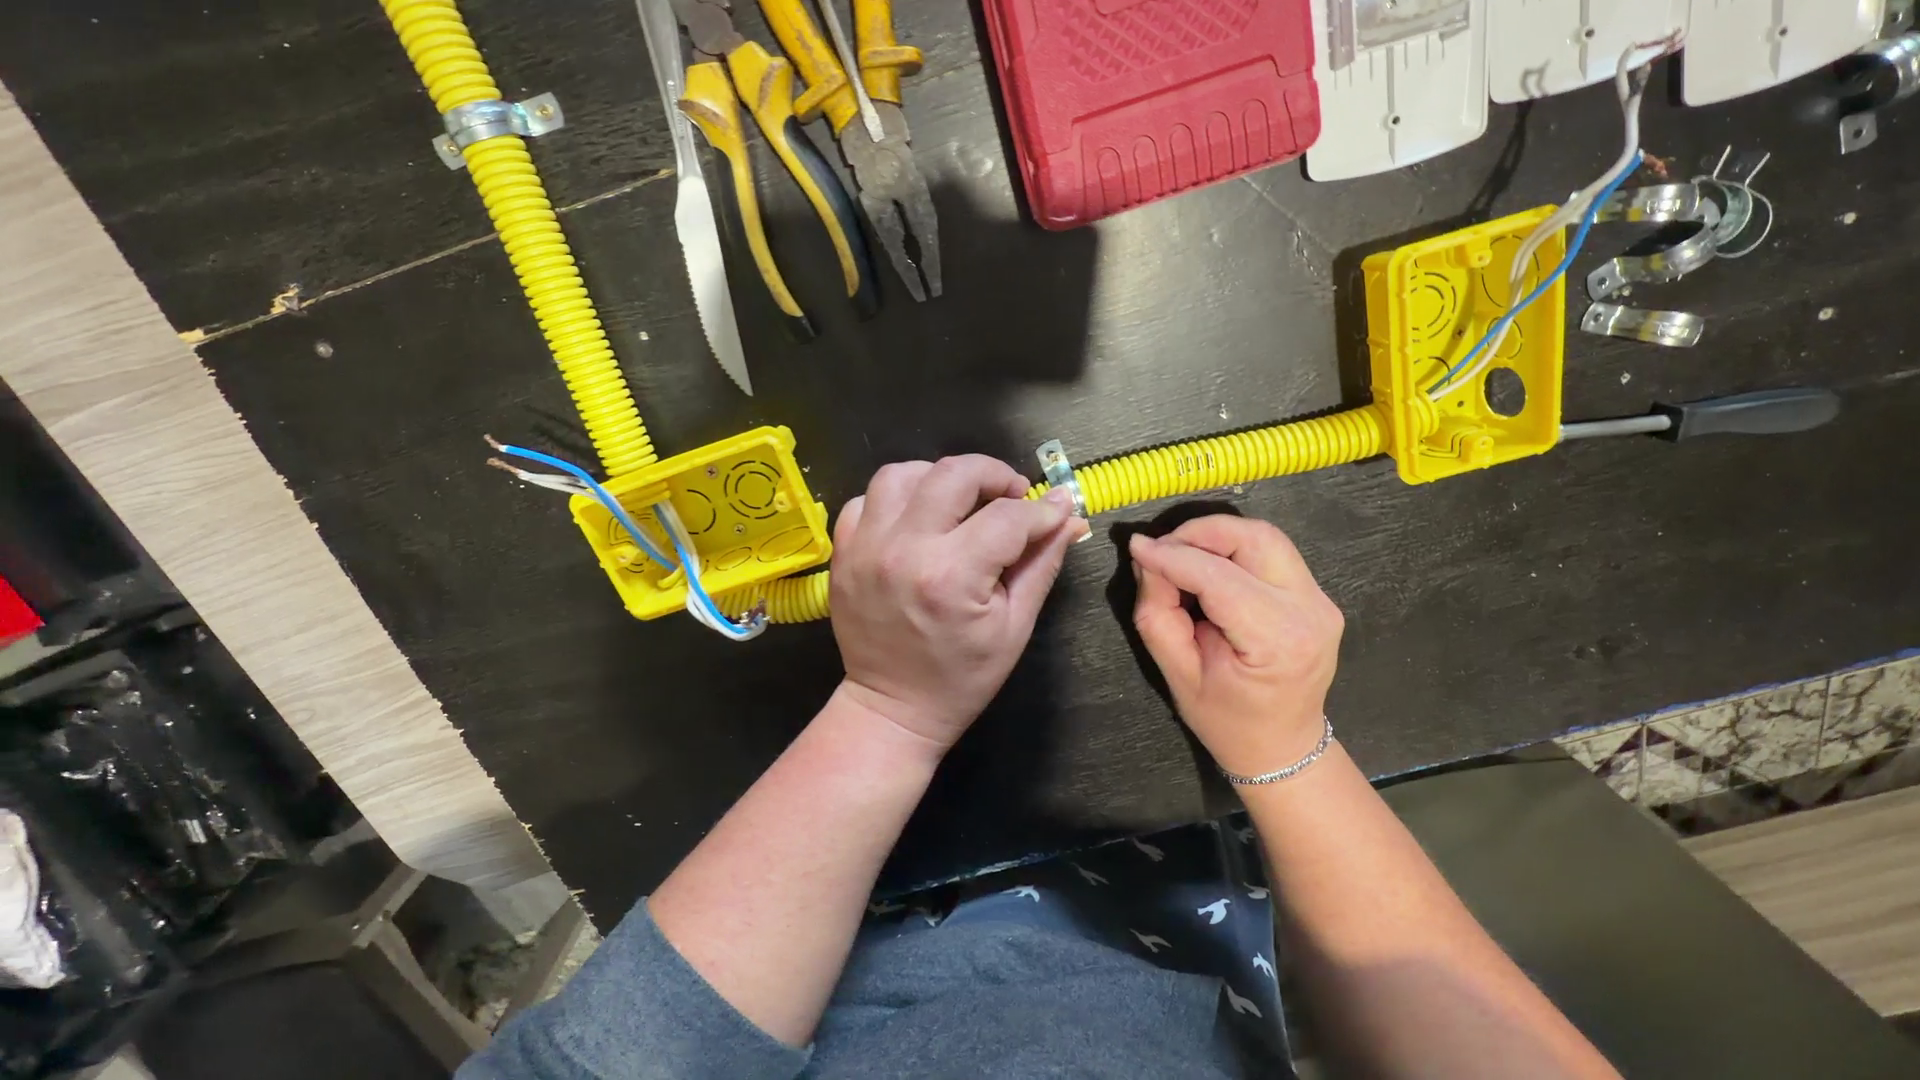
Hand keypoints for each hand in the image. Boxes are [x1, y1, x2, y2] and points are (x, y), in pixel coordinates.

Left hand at [830, 455, 1089, 750]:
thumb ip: (1041, 563)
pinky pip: (865, 499)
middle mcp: (903, 550)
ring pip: (902, 474)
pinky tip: (918, 518)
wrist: (893, 708)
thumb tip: (1067, 513)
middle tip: (1011, 495)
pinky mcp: (843, 553)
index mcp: (951, 576)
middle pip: (952, 474)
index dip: (1040, 510)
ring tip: (961, 500)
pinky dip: (896, 498)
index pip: (1007, 517)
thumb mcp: (1016, 625)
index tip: (1055, 512)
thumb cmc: (962, 676)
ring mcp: (865, 548)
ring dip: (939, 478)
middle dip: (993, 474)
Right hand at [1128, 516, 1342, 775]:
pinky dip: (1234, 549)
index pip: (1218, 576)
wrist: (1283, 746)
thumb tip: (1147, 559)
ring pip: (1266, 537)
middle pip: (1254, 538)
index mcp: (1277, 640)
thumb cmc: (1226, 721)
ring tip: (1181, 555)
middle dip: (1201, 532)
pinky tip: (1208, 567)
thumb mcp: (1177, 675)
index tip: (1136, 545)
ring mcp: (1321, 600)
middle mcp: (1309, 611)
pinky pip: (1273, 553)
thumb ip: (1158, 614)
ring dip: (1218, 537)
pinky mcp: (1317, 595)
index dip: (1172, 555)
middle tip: (1162, 548)